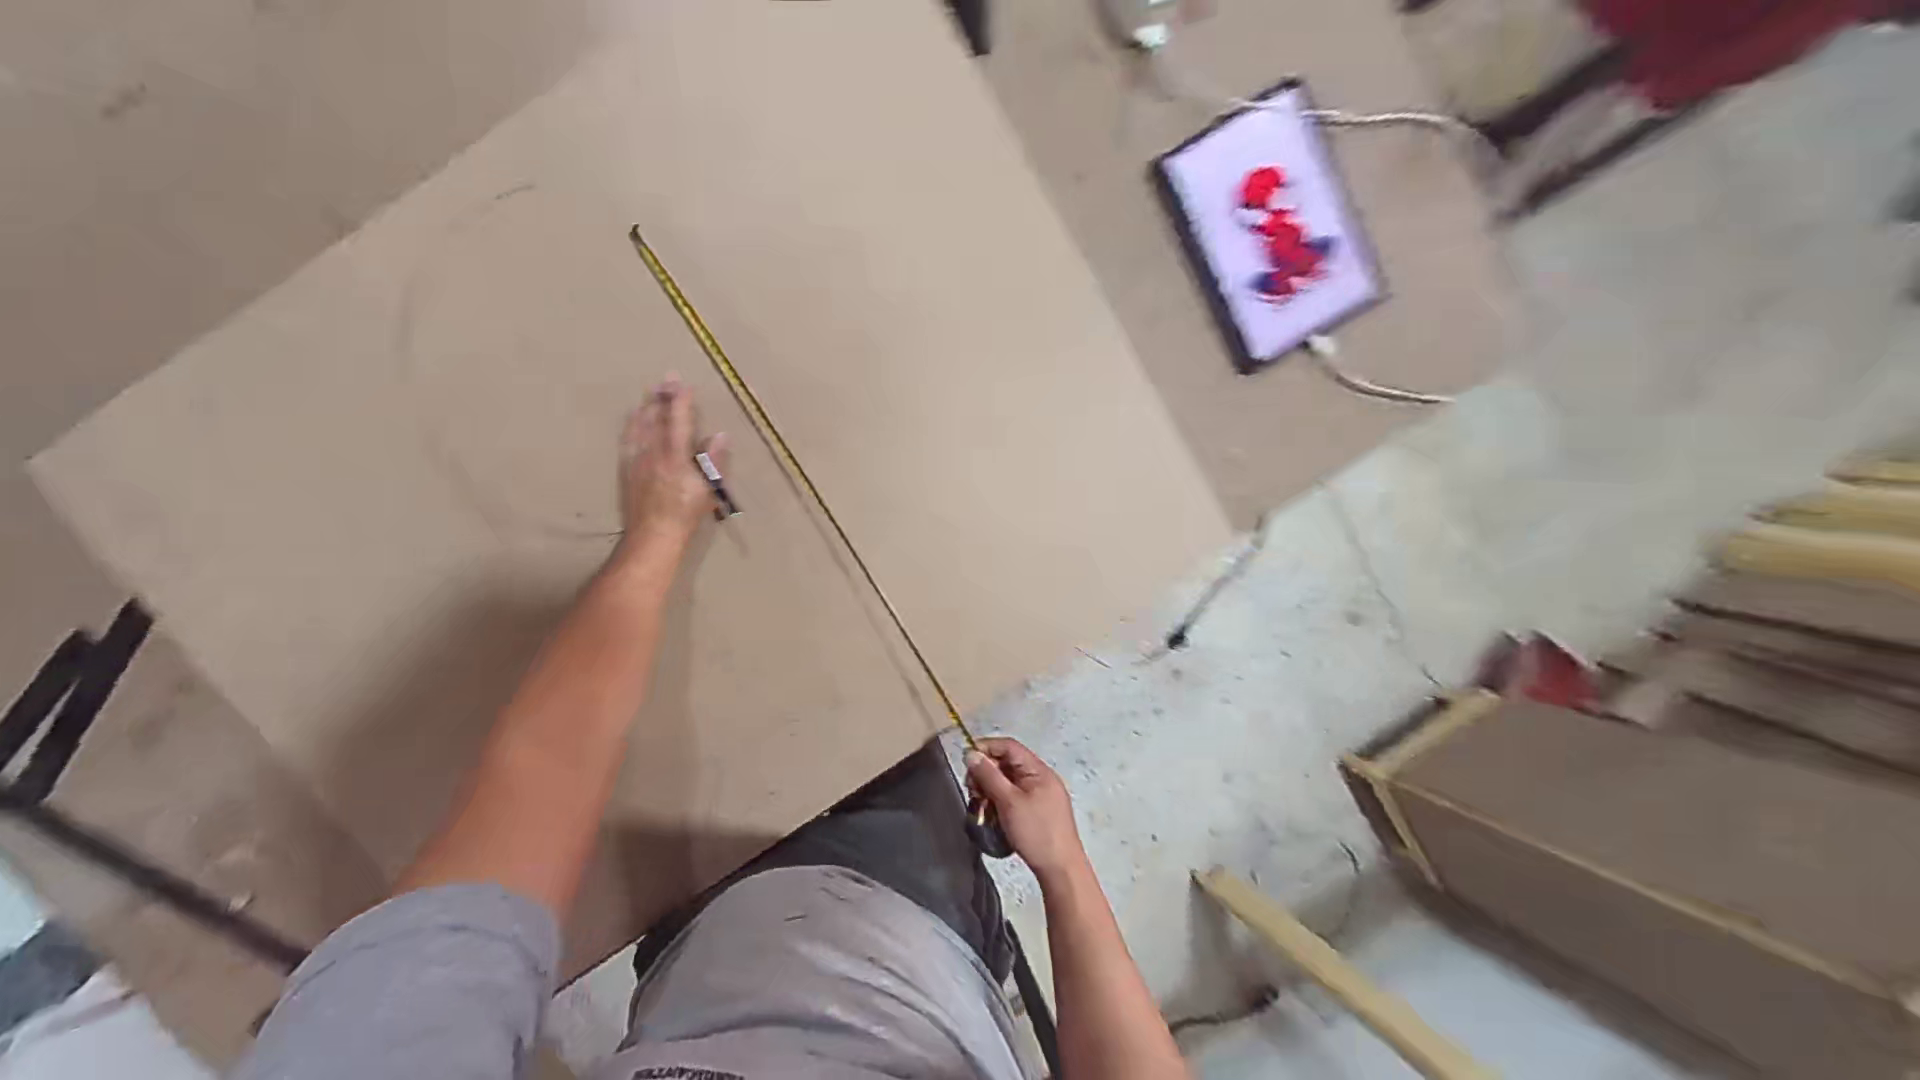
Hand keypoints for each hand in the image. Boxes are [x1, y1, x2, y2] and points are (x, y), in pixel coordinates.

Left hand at [618, 374, 728, 553]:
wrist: (652, 535)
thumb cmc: (686, 515)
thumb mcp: (708, 490)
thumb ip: (713, 461)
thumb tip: (720, 435)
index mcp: (675, 457)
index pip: (678, 421)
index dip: (681, 401)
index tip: (683, 384)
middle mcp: (653, 453)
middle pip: (655, 418)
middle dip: (661, 397)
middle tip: (666, 379)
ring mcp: (636, 460)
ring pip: (639, 426)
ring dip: (646, 406)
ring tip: (650, 393)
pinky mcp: (626, 470)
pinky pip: (627, 439)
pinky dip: (631, 424)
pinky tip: (633, 419)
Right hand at [966, 737, 1088, 885]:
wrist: (1061, 869)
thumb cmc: (1036, 832)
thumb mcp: (1008, 802)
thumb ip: (989, 776)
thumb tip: (971, 753)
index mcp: (1038, 770)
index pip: (1009, 746)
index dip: (986, 748)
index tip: (967, 761)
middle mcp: (1041, 778)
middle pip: (1007, 763)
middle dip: (986, 773)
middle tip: (972, 790)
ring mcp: (1041, 795)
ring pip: (1009, 782)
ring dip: (991, 789)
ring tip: (981, 805)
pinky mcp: (1038, 811)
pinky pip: (1014, 797)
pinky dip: (1000, 801)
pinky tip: (992, 815)